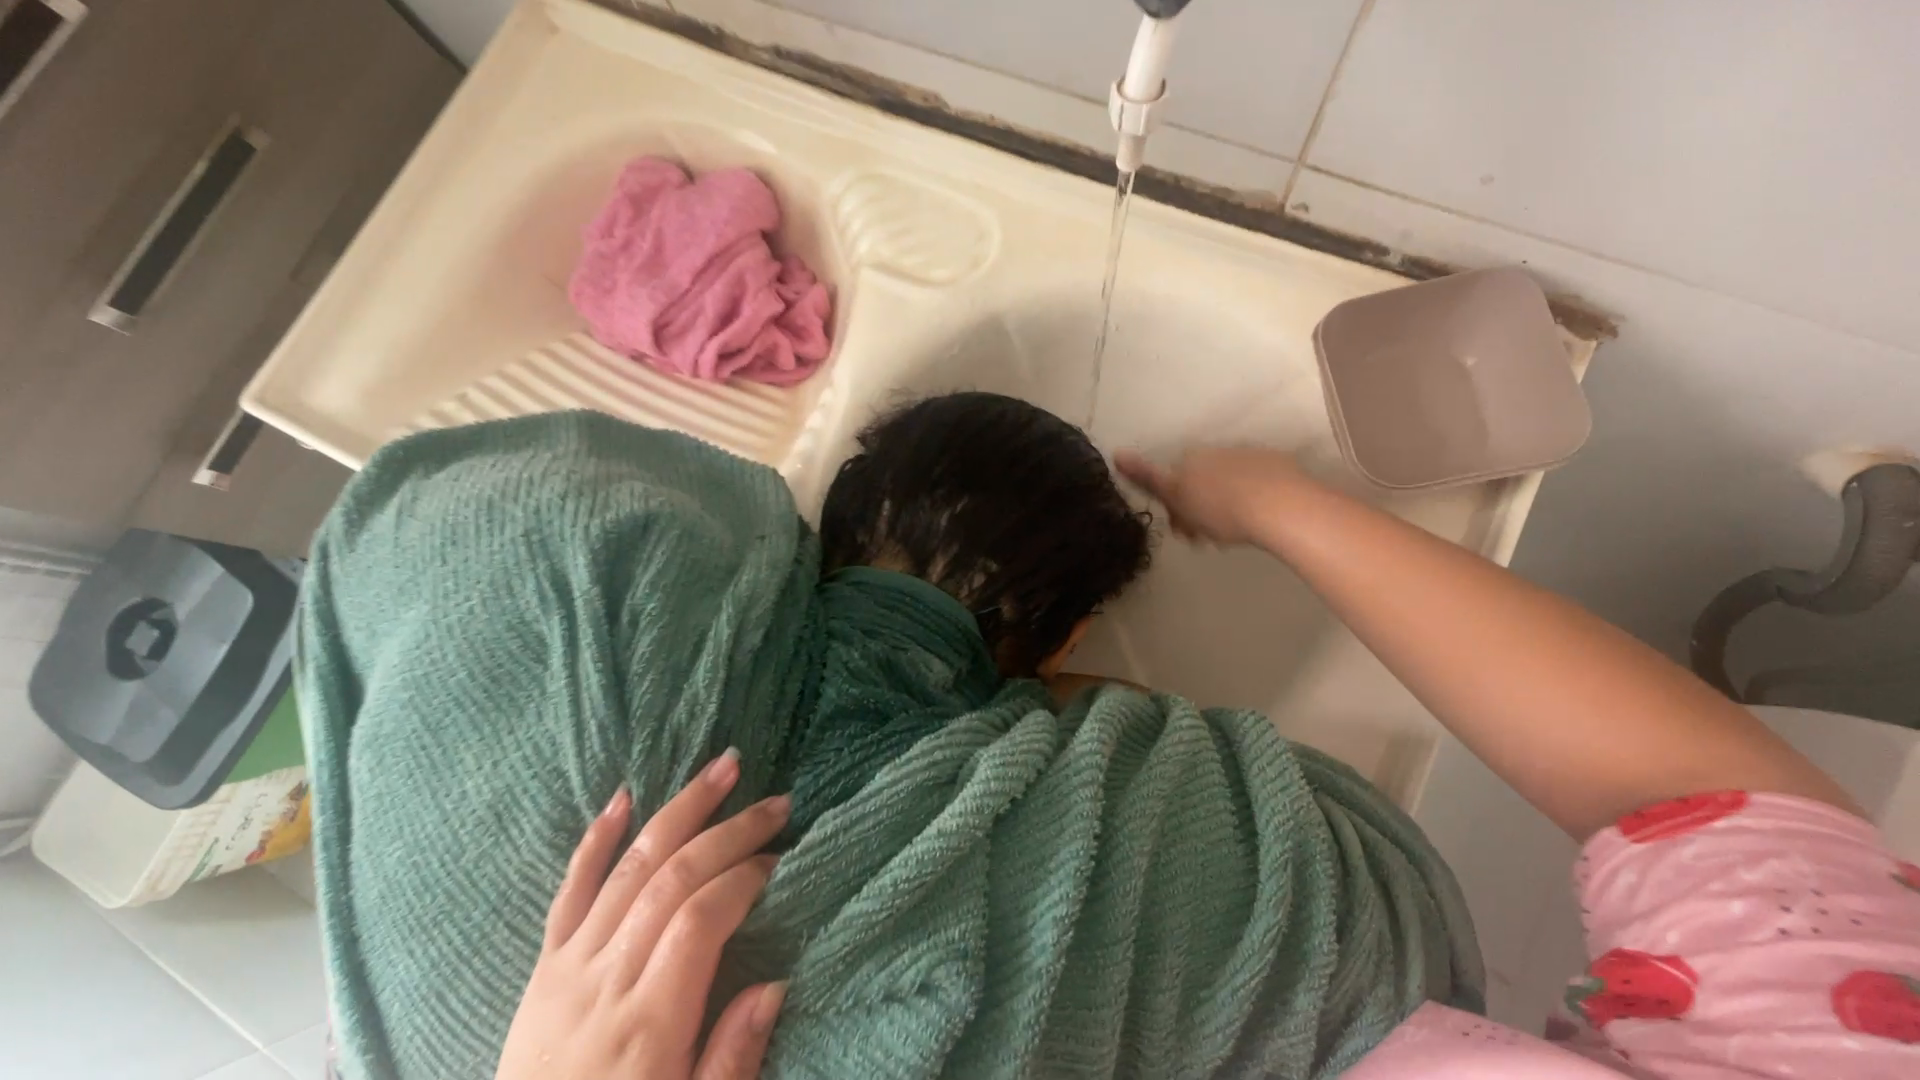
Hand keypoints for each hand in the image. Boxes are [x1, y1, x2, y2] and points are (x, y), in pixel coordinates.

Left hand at [495, 753, 789, 1079]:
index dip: (744, 878)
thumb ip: (733, 1056)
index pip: (700, 919)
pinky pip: (569, 890)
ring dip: (678, 811)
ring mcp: (569, 966)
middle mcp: (606, 979)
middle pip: (671, 879)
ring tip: (721, 769)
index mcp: (648, 1021)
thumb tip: (776, 982)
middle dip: (728, 831)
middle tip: (776, 801)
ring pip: (628, 868)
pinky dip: (596, 839)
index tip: (780, 860)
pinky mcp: (545, 966)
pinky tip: (624, 797)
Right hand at [1115, 446, 1304, 546]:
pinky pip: (1256, 485)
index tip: (1182, 530)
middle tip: (1206, 538)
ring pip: (1228, 484)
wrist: (1281, 505)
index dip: (1174, 507)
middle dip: (1200, 507)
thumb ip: (1146, 477)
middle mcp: (1218, 451)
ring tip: (1234, 534)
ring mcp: (1250, 456)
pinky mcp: (1278, 466)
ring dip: (1226, 505)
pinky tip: (1258, 521)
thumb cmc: (1220, 508)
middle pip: (1200, 481)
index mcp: (1191, 458)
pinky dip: (1252, 500)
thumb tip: (1117, 453)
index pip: (1172, 480)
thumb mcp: (1177, 497)